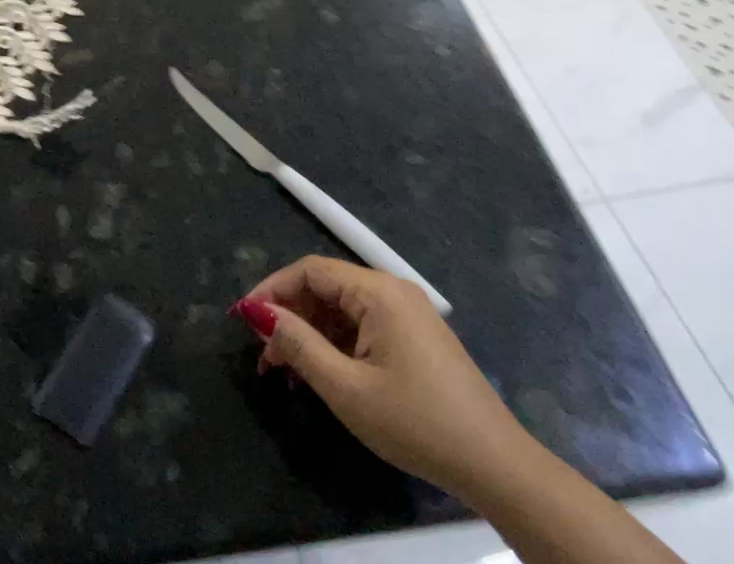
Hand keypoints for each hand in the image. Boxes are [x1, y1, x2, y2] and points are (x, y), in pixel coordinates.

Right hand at [234, 255, 532, 494]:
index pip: (310, 271)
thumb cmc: (413, 422)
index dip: (271, 289)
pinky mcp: (415, 337)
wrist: (492, 463)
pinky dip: (334, 344)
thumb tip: (257, 312)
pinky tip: (319, 374)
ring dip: (309, 334)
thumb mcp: (345, 387)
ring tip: (285, 371)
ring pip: (342, 309)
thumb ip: (298, 343)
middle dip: (288, 316)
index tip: (241, 320)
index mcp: (379, 293)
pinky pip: (362, 326)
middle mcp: (394, 292)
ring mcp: (408, 314)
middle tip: (263, 357)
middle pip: (326, 288)